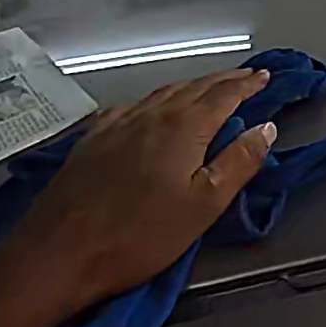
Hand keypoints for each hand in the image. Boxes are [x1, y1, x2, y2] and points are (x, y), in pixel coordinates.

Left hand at [11, 69, 275, 307]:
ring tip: (208, 86)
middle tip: (246, 75)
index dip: (247, 84)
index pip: (224, 95)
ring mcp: (119, 122)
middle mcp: (153, 114)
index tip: (265, 75)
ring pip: (165, 91)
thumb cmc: (140, 234)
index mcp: (184, 127)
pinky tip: (152, 106)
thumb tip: (266, 127)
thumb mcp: (203, 205)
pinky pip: (134, 104)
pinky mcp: (94, 136)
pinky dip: (156, 98)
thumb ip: (239, 162)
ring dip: (193, 85)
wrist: (59, 251)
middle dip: (224, 79)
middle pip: (196, 86)